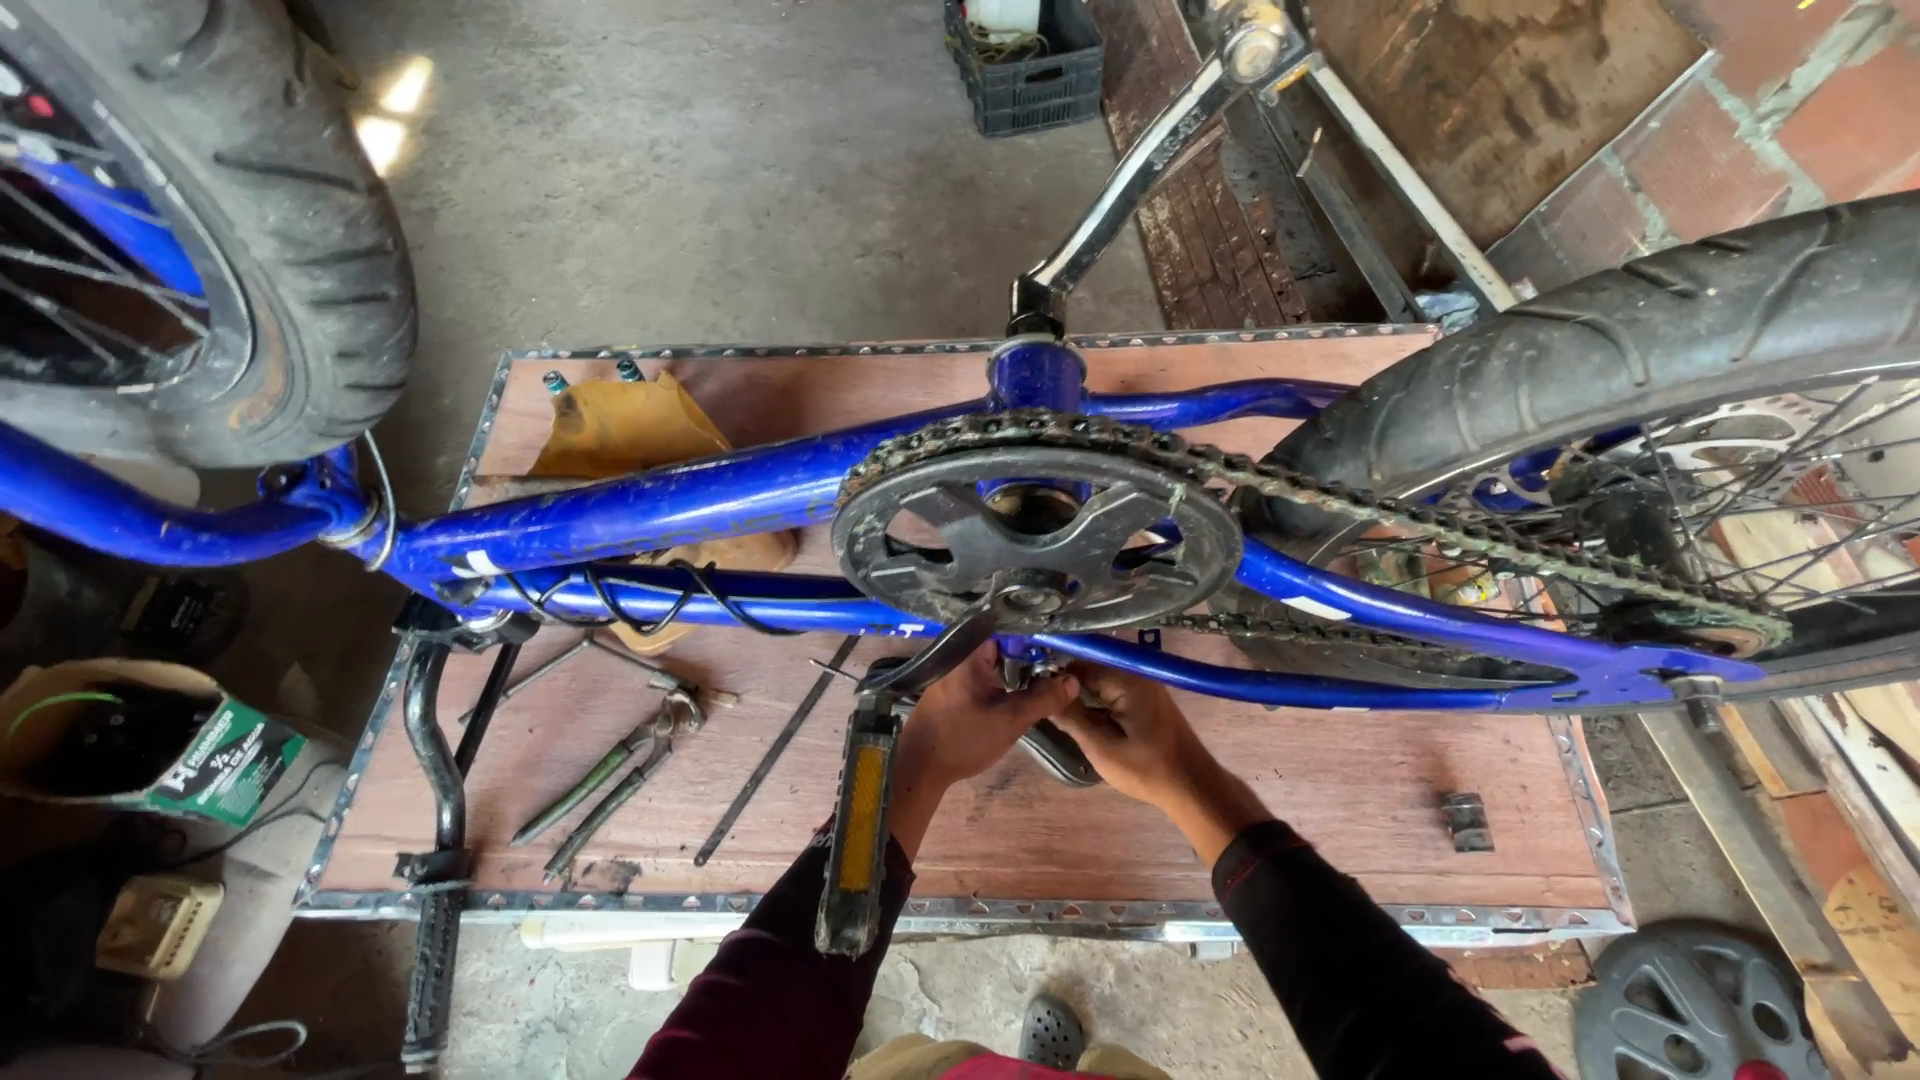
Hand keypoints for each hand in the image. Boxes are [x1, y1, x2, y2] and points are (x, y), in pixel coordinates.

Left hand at [897, 643, 1079, 790]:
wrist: (920, 767)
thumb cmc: (964, 737)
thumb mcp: (1011, 719)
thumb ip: (1043, 698)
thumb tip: (1072, 680)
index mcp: (970, 651)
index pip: (1009, 626)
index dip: (1036, 632)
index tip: (1060, 642)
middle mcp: (959, 655)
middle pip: (1002, 643)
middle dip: (1029, 652)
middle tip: (1057, 660)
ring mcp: (953, 671)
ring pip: (992, 660)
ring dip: (1015, 668)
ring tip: (1045, 673)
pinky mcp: (952, 688)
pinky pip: (982, 674)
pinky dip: (1001, 678)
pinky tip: (1018, 689)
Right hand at [1048, 665, 1214, 808]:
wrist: (1194, 788)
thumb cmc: (1147, 770)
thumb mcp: (1102, 748)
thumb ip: (1072, 718)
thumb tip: (1045, 695)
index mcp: (1127, 680)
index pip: (1079, 666)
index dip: (1057, 681)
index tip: (1038, 698)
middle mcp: (1137, 674)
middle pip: (1091, 671)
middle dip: (1070, 689)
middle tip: (1049, 713)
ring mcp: (1146, 687)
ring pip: (1102, 682)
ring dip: (1085, 698)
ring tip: (1063, 719)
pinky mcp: (1149, 700)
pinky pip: (1116, 692)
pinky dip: (1100, 703)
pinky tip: (1089, 722)